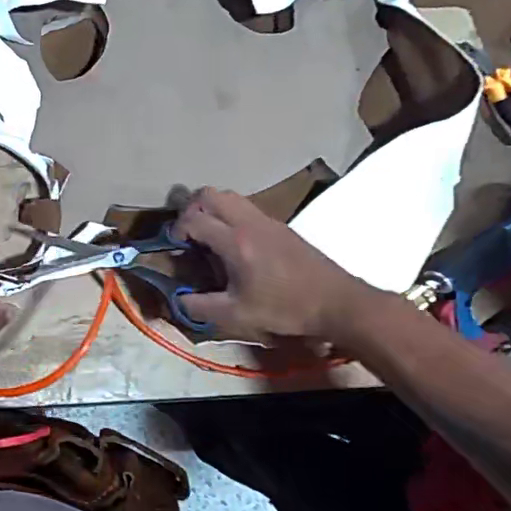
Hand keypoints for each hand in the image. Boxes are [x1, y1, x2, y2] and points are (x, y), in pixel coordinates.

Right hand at [171, 187, 375, 341]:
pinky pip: (246, 207)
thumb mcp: (238, 315)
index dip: (177, 230)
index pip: (194, 219)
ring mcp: (267, 220)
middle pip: (210, 195)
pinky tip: (235, 244)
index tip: (175, 247)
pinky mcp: (280, 225)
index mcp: (236, 242)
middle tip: (189, 235)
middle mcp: (249, 223)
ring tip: (209, 237)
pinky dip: (230, 215)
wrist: (336, 301)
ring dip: (212, 209)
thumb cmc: (285, 309)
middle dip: (191, 209)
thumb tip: (179, 300)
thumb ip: (201, 307)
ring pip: (229, 197)